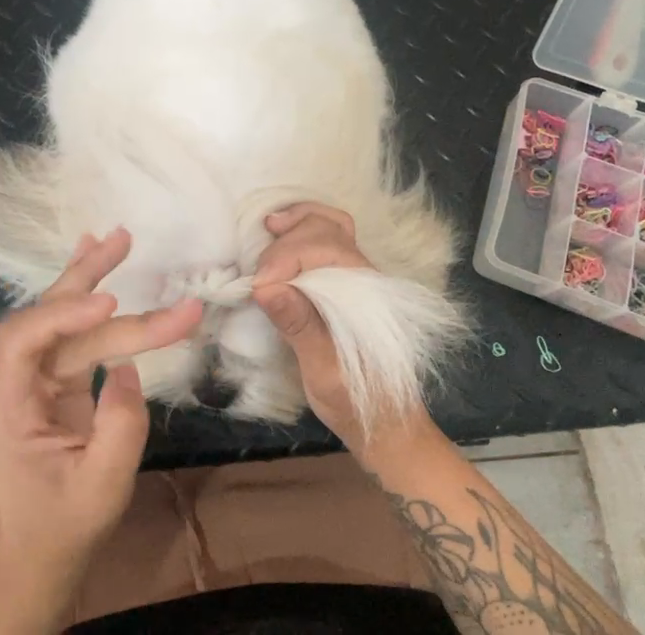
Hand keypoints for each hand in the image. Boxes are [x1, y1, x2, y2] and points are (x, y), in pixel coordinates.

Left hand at [0, 229, 204, 577]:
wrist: (42, 556)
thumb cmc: (65, 526)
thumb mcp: (102, 485)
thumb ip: (119, 426)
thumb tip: (129, 369)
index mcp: (9, 406)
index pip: (23, 340)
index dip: (62, 315)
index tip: (111, 302)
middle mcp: (18, 382)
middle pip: (45, 316)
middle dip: (85, 278)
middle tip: (124, 240)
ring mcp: (37, 380)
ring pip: (62, 319)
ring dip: (91, 277)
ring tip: (120, 239)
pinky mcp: (58, 384)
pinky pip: (74, 336)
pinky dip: (90, 303)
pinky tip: (100, 270)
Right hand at [251, 203, 439, 462]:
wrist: (387, 423)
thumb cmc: (358, 401)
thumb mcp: (324, 373)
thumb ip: (301, 328)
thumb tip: (265, 288)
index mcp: (364, 295)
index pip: (324, 252)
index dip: (285, 260)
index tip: (257, 287)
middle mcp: (364, 277)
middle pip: (326, 232)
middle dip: (286, 245)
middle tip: (258, 275)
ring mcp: (356, 277)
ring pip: (331, 226)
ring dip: (299, 221)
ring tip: (271, 225)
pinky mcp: (344, 282)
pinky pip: (327, 238)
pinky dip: (303, 227)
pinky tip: (281, 233)